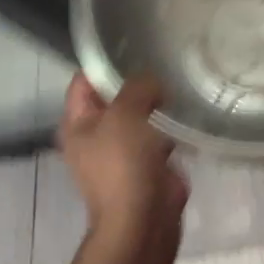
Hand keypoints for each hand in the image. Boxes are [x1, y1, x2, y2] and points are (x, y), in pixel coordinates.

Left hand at [59, 74, 189, 239]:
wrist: (143, 218)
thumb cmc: (123, 164)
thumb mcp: (124, 114)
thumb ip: (137, 87)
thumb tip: (153, 82)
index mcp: (77, 124)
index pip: (84, 81)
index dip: (105, 61)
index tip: (135, 45)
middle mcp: (95, 135)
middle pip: (114, 96)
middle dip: (136, 81)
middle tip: (163, 60)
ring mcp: (121, 151)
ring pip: (139, 115)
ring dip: (156, 103)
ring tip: (178, 80)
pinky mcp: (146, 163)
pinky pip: (158, 134)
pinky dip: (169, 125)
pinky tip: (187, 110)